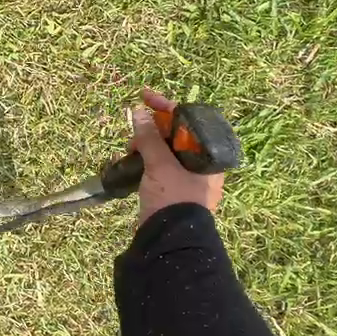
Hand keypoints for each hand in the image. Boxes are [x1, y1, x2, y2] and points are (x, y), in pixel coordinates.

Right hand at [130, 89, 223, 224]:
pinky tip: (128, 161)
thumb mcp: (160, 165)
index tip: (144, 96)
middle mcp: (200, 164)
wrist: (170, 239)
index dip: (165, 107)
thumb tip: (138, 112)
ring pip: (162, 149)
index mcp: (208, 157)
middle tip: (132, 135)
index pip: (188, 121)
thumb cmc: (173, 198)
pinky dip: (142, 160)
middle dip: (149, 129)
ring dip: (143, 145)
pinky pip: (156, 164)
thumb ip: (149, 138)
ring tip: (128, 152)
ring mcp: (185, 177)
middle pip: (173, 134)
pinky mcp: (170, 188)